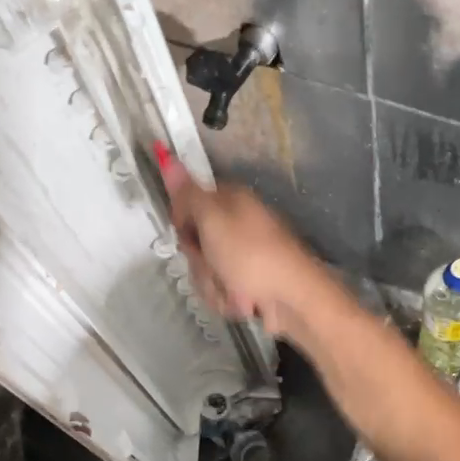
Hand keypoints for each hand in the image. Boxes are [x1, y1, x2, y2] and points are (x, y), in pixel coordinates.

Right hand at [158, 147, 334, 341]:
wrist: (291, 297)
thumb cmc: (250, 255)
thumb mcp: (213, 220)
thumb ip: (188, 194)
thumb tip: (168, 158)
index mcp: (232, 200)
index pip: (191, 203)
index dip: (183, 221)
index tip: (186, 235)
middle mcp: (238, 224)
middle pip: (196, 242)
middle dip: (199, 262)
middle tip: (213, 265)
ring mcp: (244, 255)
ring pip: (206, 269)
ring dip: (213, 284)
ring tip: (232, 289)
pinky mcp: (249, 282)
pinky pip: (222, 290)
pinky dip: (228, 299)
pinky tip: (242, 302)